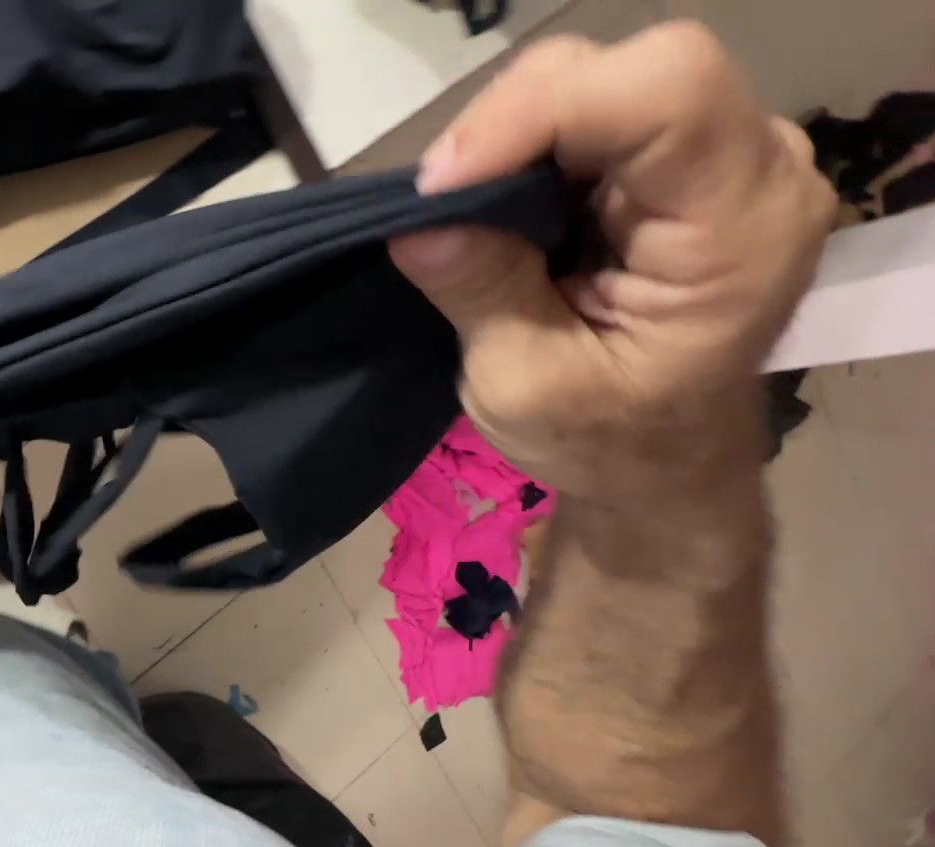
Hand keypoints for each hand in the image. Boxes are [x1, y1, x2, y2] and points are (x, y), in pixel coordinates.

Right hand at [388, 22, 836, 505]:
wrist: (652, 460)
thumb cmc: (599, 438)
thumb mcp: (523, 383)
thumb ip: (481, 293)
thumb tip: (413, 224)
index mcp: (737, 230)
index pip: (663, 95)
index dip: (539, 113)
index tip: (437, 186)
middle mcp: (747, 169)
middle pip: (632, 72)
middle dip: (512, 121)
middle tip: (433, 198)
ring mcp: (711, 162)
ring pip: (603, 82)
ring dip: (508, 136)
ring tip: (454, 206)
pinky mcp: (669, 170)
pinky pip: (589, 118)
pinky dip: (518, 149)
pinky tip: (486, 203)